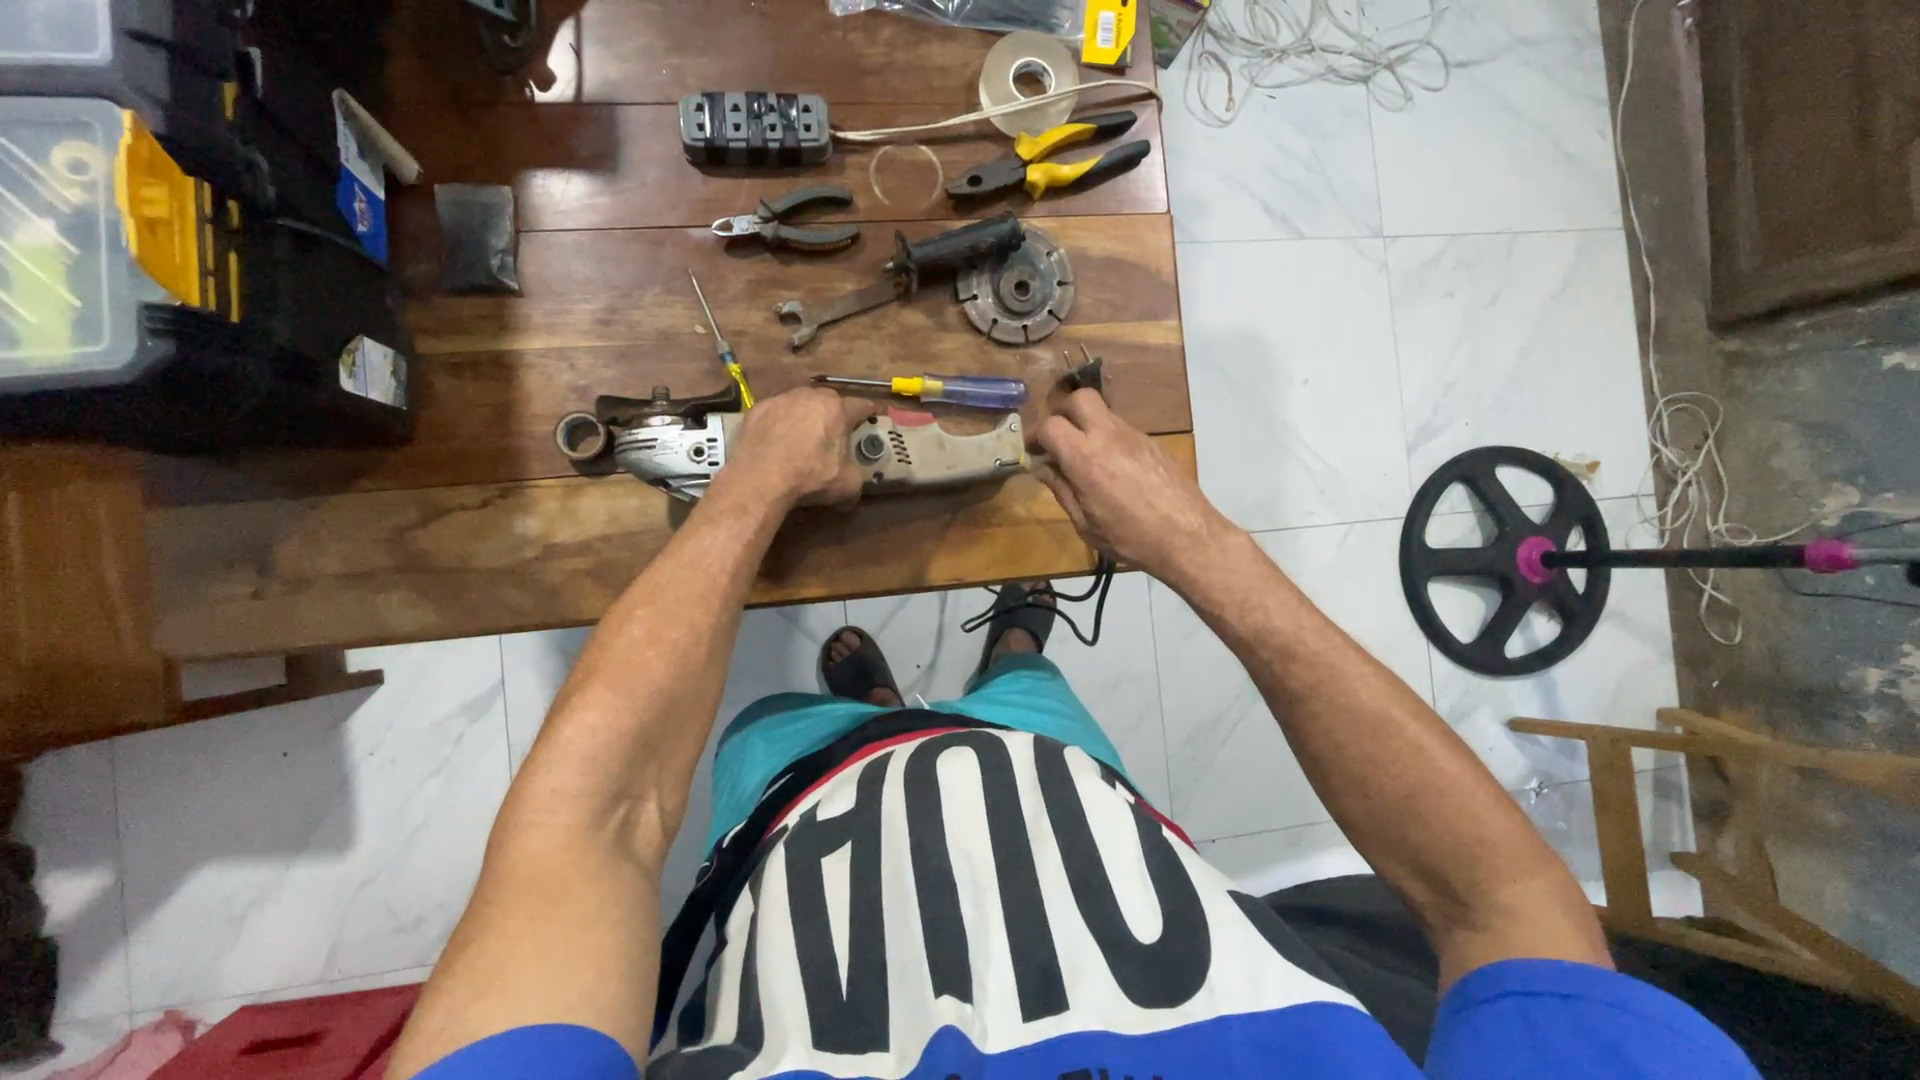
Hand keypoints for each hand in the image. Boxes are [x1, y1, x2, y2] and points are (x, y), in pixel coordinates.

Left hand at [720, 387, 878, 507]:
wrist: (759, 478)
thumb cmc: (809, 477)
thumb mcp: (847, 485)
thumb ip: (856, 476)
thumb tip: (853, 483)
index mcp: (837, 410)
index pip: (861, 405)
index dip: (867, 413)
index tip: (868, 420)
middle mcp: (810, 397)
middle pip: (829, 400)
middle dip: (833, 413)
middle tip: (832, 433)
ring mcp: (781, 399)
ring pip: (800, 403)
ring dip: (805, 415)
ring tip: (801, 436)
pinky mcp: (757, 409)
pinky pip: (775, 412)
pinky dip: (779, 422)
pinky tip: (775, 440)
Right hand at [1033, 390, 1236, 583]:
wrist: (1188, 538)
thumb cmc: (1130, 539)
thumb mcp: (1085, 523)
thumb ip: (1061, 489)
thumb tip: (1041, 467)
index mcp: (1085, 458)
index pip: (1050, 425)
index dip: (1035, 435)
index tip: (1032, 452)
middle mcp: (1109, 436)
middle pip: (1079, 399)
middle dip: (1062, 413)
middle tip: (1057, 439)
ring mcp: (1135, 436)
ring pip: (1103, 413)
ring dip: (1087, 426)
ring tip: (1084, 458)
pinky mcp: (1153, 443)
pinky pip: (1122, 430)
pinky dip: (1108, 439)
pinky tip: (1111, 469)